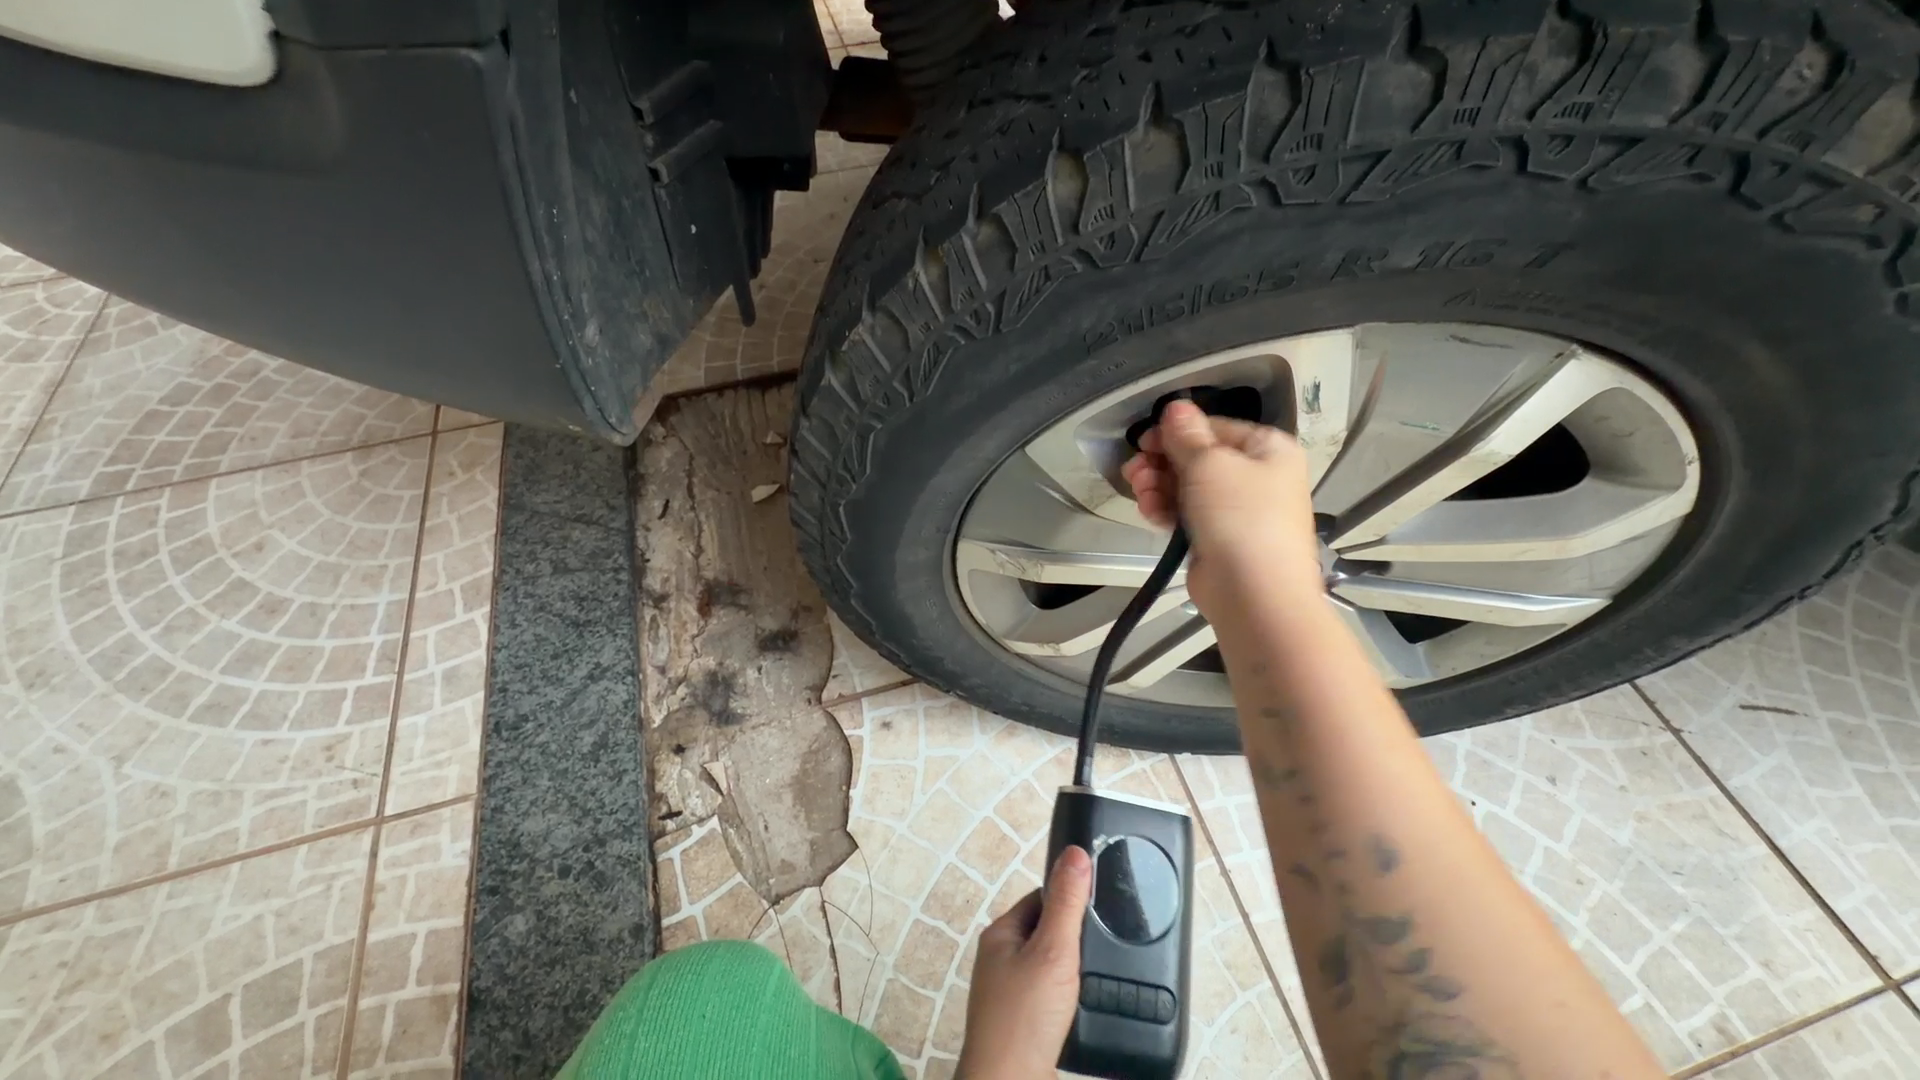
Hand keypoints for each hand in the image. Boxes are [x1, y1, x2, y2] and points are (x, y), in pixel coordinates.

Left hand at [956, 846, 1092, 1078]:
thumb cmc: (1025, 1015)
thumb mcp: (1053, 950)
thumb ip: (1067, 904)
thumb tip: (1075, 852)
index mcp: (1001, 935)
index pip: (1040, 899)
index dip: (1070, 899)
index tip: (1101, 906)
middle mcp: (1000, 960)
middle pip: (1046, 932)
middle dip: (1074, 937)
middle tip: (1104, 944)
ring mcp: (1009, 993)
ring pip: (1050, 966)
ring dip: (1074, 969)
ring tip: (1098, 975)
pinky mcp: (1022, 1022)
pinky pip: (1050, 995)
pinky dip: (1069, 996)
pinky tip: (1085, 1003)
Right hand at [1120, 400, 1321, 617]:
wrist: (1254, 592)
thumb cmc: (1240, 516)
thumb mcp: (1210, 463)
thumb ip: (1187, 434)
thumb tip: (1175, 407)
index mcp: (1268, 449)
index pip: (1215, 427)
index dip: (1177, 431)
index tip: (1144, 439)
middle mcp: (1256, 476)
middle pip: (1198, 458)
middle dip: (1162, 462)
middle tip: (1135, 468)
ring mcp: (1236, 510)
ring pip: (1188, 487)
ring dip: (1159, 486)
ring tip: (1139, 491)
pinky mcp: (1217, 538)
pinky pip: (1186, 514)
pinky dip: (1165, 509)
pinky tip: (1148, 510)